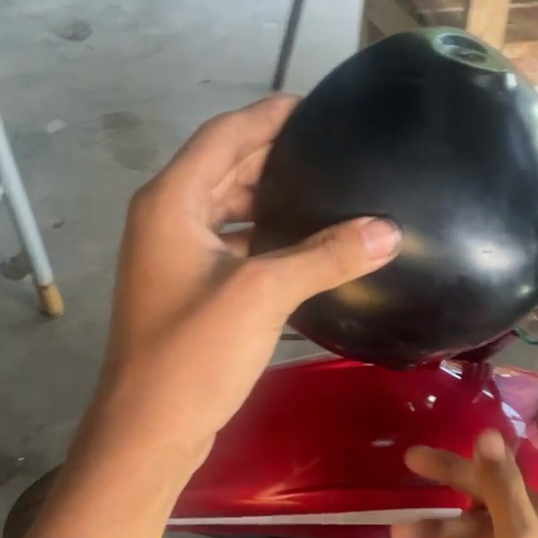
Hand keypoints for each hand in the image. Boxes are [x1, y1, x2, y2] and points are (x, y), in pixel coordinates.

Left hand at [96, 95, 401, 452]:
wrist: (149, 429)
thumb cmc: (194, 352)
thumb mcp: (262, 294)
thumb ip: (325, 256)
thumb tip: (388, 230)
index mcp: (170, 202)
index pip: (224, 135)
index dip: (269, 116)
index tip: (316, 108)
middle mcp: (164, 221)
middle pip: (223, 169)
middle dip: (272, 157)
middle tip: (330, 151)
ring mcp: (171, 260)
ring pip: (226, 212)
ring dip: (267, 202)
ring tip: (323, 194)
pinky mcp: (185, 294)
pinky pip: (228, 249)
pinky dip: (261, 243)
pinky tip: (300, 251)